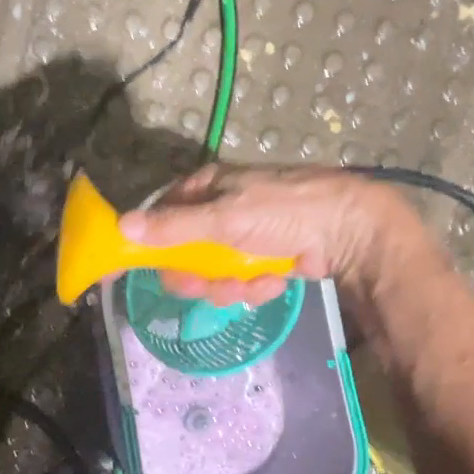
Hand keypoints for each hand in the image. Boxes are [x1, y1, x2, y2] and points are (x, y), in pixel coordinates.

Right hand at [117, 164, 423, 306]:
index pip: (159, 215)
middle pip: (183, 252)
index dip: (144, 243)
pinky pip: (240, 280)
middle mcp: (221, 208)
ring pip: (211, 272)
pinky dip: (254, 286)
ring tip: (250, 284)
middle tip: (205, 286)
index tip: (129, 271)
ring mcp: (243, 236)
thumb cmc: (285, 211)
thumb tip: (121, 226)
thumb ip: (173, 227)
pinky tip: (274, 282)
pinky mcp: (264, 258)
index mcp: (207, 187)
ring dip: (228, 285)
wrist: (352, 230)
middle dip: (196, 275)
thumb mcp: (224, 218)